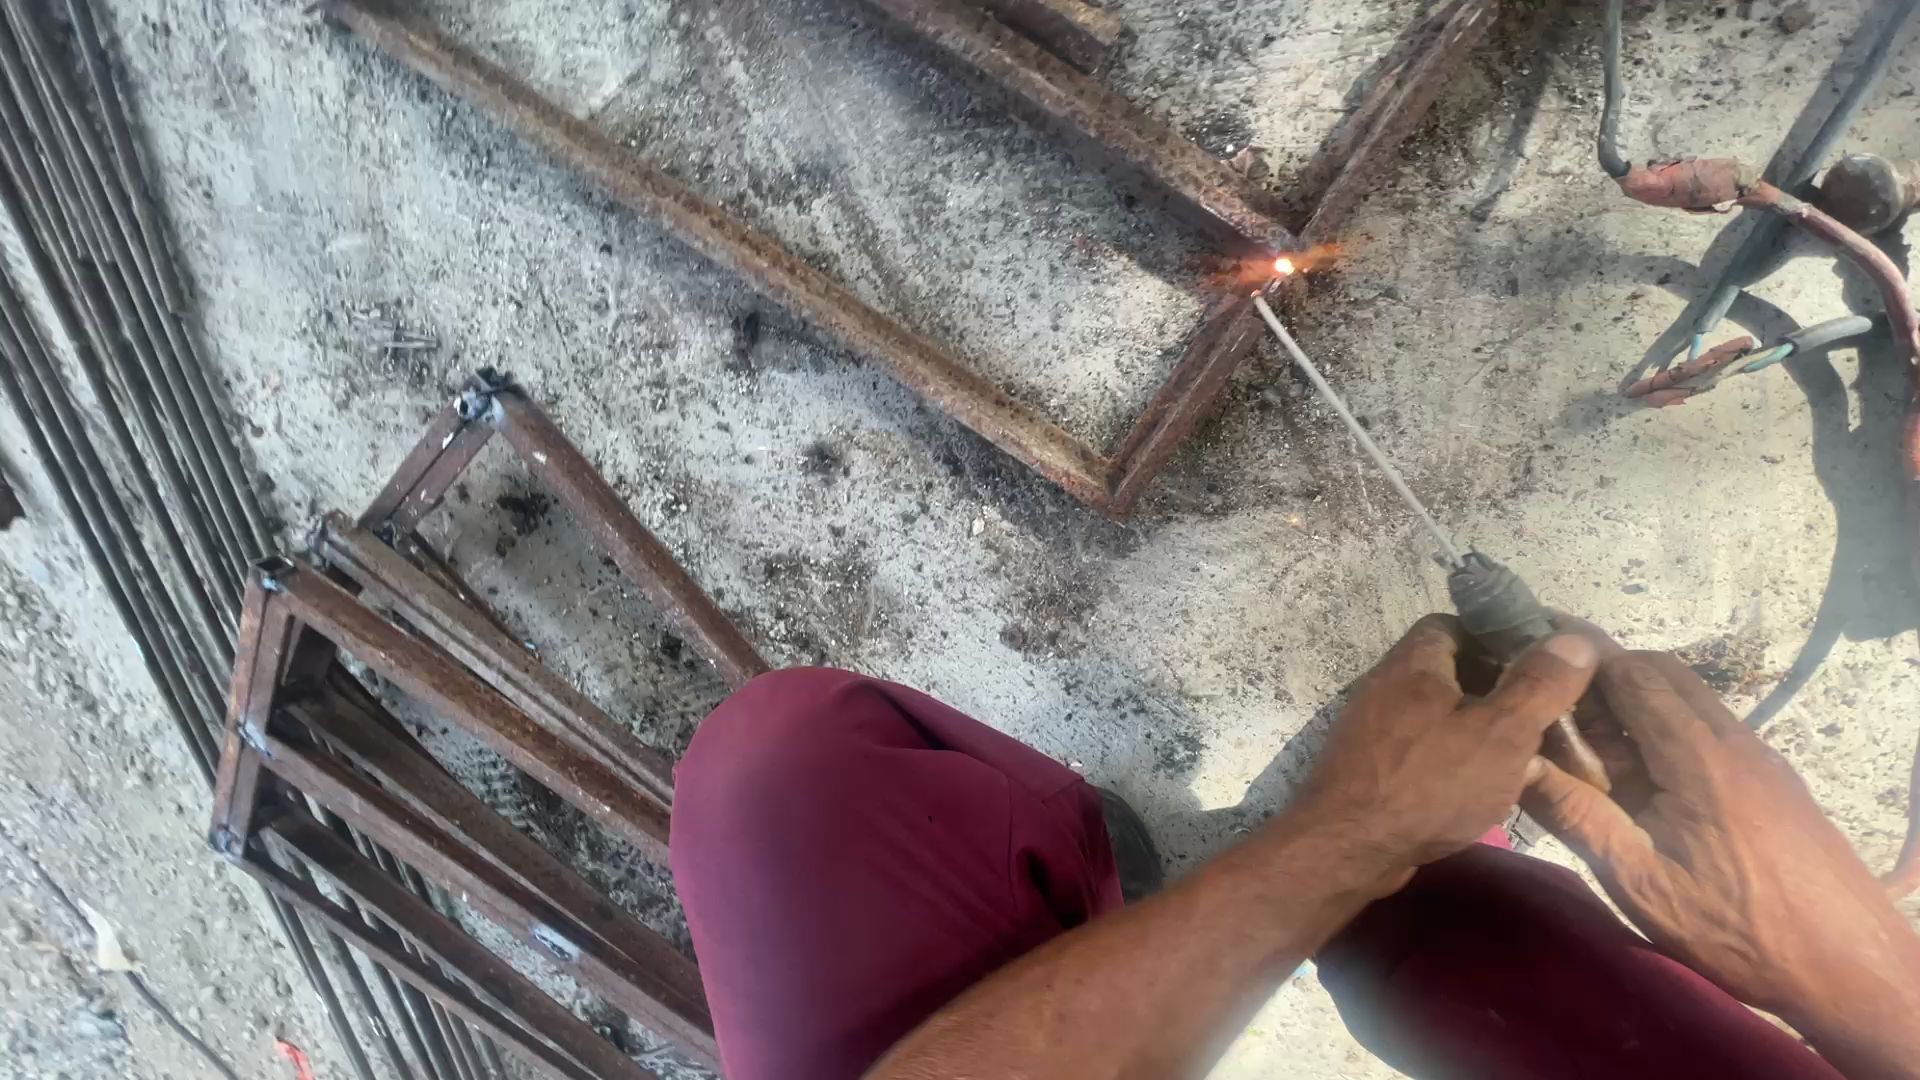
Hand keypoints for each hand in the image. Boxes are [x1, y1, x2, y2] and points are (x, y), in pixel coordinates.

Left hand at [1293, 614, 1597, 883]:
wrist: (1349, 842)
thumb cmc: (1428, 782)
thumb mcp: (1499, 732)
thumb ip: (1536, 685)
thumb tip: (1573, 639)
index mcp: (1411, 664)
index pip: (1453, 625)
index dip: (1499, 636)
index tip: (1543, 662)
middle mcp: (1386, 685)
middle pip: (1449, 669)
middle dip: (1500, 687)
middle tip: (1550, 713)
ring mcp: (1375, 724)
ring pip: (1440, 711)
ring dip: (1484, 727)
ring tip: (1535, 753)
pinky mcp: (1375, 761)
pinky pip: (1425, 744)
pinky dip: (1459, 754)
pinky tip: (1493, 783)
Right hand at [1523, 647, 1919, 1078]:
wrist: (1860, 983)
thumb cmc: (1738, 931)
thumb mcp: (1636, 878)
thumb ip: (1570, 811)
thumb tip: (1508, 758)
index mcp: (1698, 757)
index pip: (1630, 669)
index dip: (1574, 655)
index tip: (1523, 656)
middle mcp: (1733, 743)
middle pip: (1657, 669)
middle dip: (1595, 670)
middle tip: (1542, 696)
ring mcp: (1758, 760)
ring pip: (1681, 695)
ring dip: (1623, 700)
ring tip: (1574, 737)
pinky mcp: (1769, 782)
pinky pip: (1701, 726)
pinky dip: (1652, 725)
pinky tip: (1624, 771)